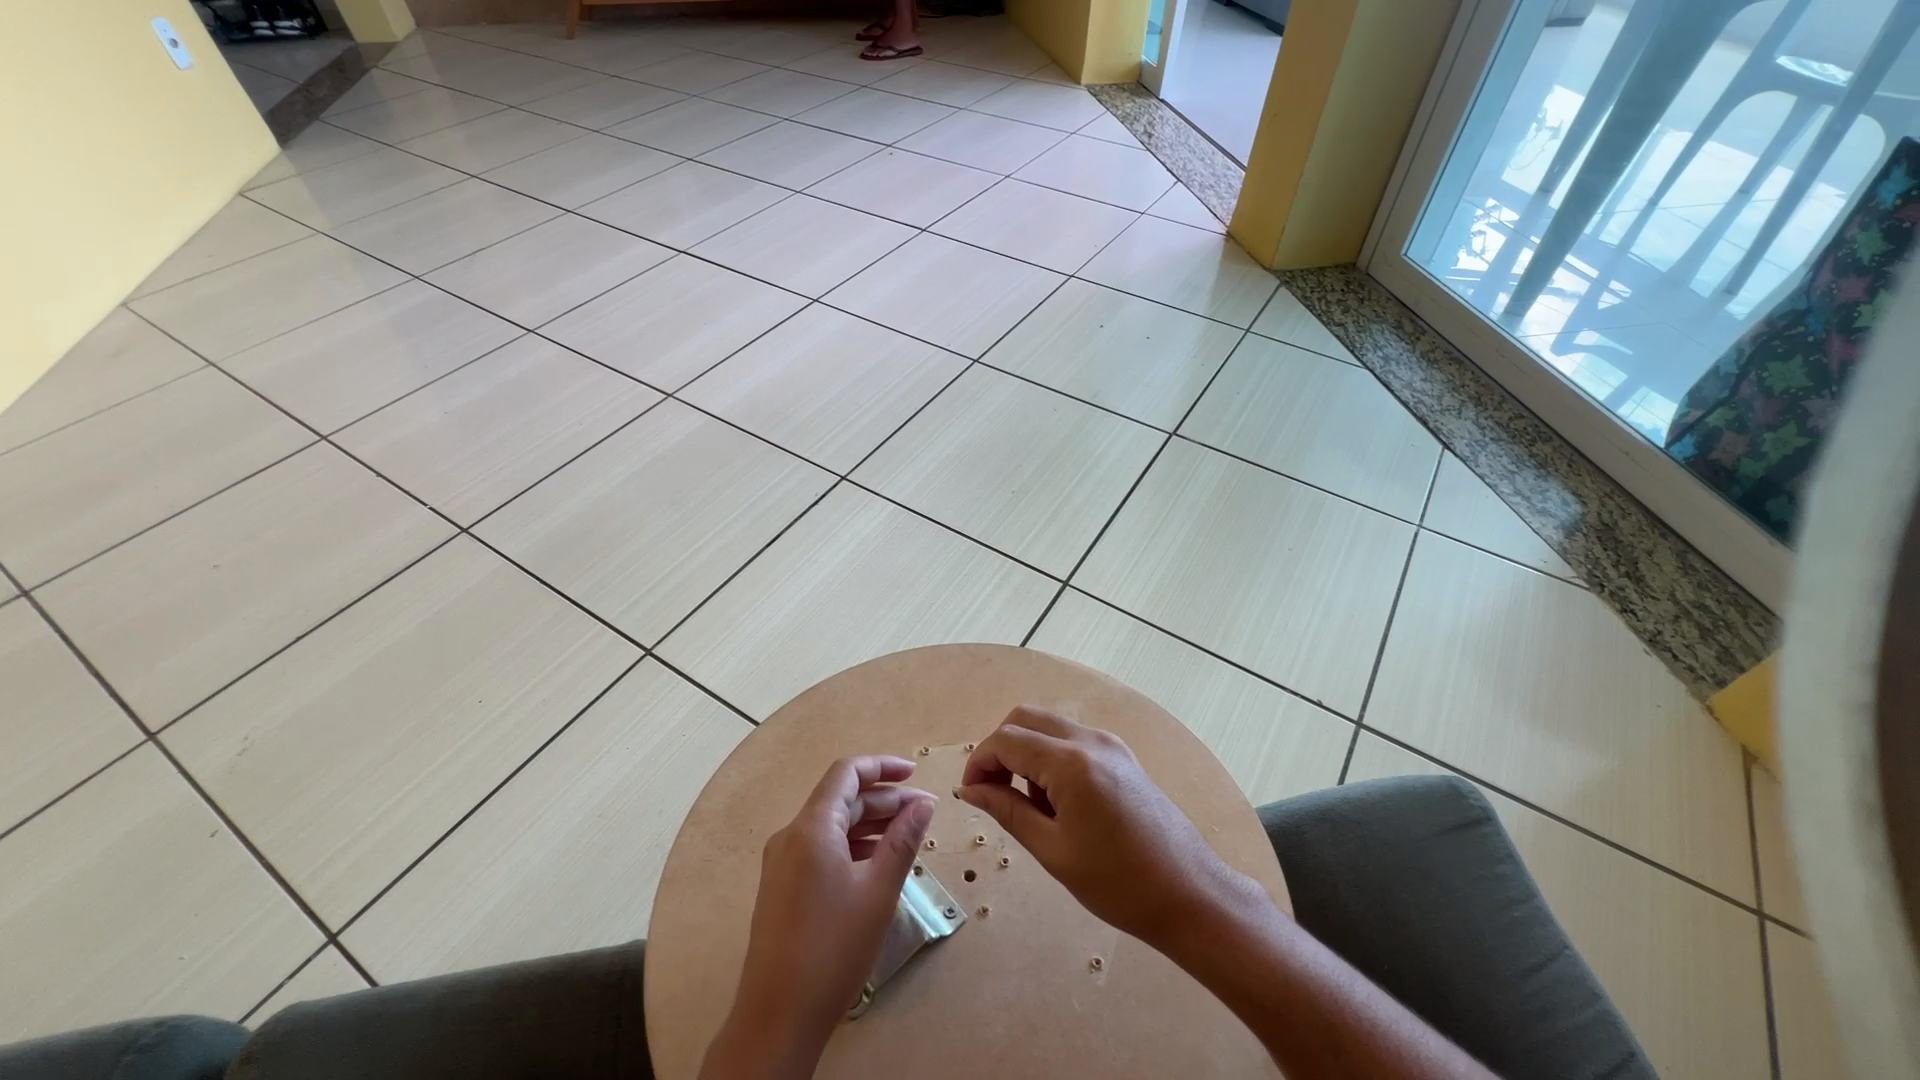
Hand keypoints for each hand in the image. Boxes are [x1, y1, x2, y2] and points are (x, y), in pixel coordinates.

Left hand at [701, 756, 934, 1079]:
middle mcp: (790, 836)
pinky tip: (878, 863)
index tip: (915, 773)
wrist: (778, 1014)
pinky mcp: (782, 886)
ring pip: (831, 826)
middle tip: (924, 812)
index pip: (846, 774)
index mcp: (811, 828)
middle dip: (884, 799)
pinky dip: (852, 846)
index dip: (883, 766)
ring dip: (870, 824)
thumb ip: (903, 841)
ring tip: (909, 836)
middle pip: (841, 799)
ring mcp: (782, 862)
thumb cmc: (834, 947)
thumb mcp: (879, 890)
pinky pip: (821, 849)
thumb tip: (924, 805)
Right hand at [957, 706, 1246, 949]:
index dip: (979, 763)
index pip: (1006, 740)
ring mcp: (1111, 745)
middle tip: (993, 793)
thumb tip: (972, 790)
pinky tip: (1058, 802)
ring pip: (1049, 726)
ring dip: (1026, 752)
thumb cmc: (1118, 883)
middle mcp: (1090, 741)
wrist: (1190, 894)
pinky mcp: (1123, 757)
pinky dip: (1051, 757)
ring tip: (1029, 806)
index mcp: (1071, 763)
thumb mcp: (1053, 851)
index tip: (971, 795)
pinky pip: (1073, 741)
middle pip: (1025, 718)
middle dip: (1000, 750)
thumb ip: (1008, 811)